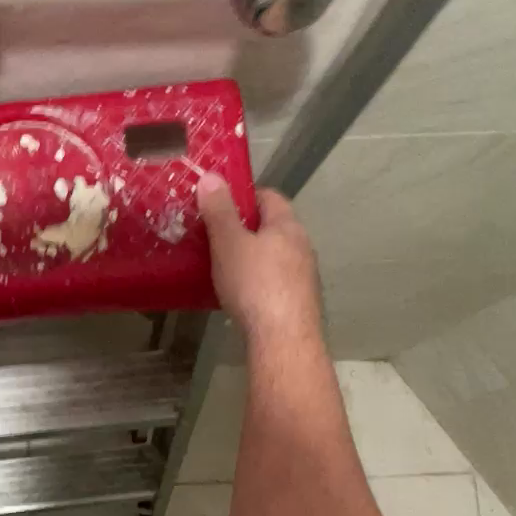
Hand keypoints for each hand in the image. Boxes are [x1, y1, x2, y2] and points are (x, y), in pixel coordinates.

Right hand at [196, 174, 322, 348]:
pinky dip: (258, 283)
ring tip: (224, 268)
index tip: (219, 205)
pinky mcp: (299, 303)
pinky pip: (276, 282)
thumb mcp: (229, 244)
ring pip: (275, 257)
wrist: (283, 339)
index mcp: (287, 226)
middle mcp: (302, 246)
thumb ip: (219, 211)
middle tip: (215, 238)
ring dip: (253, 258)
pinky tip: (241, 297)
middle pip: (273, 228)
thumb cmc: (254, 285)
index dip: (244, 196)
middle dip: (246, 229)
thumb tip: (211, 176)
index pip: (269, 197)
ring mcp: (304, 276)